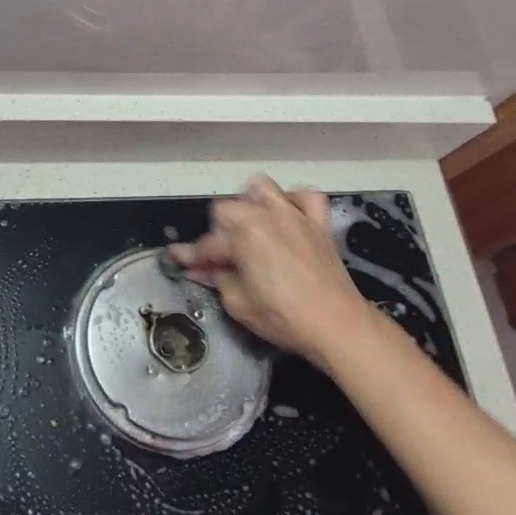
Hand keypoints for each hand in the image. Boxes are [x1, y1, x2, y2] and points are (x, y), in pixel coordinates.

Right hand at [169, 175, 375, 365]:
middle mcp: (266, 217)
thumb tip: (200, 270)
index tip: (178, 258)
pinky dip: (293, 201)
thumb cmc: (284, 318)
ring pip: (261, 189)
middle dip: (217, 231)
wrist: (337, 325)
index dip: (190, 255)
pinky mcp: (318, 223)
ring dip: (249, 205)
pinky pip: (305, 196)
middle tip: (219, 257)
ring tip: (248, 228)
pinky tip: (286, 217)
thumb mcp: (238, 304)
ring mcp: (295, 216)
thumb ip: (217, 279)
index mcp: (244, 237)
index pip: (207, 244)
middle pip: (227, 208)